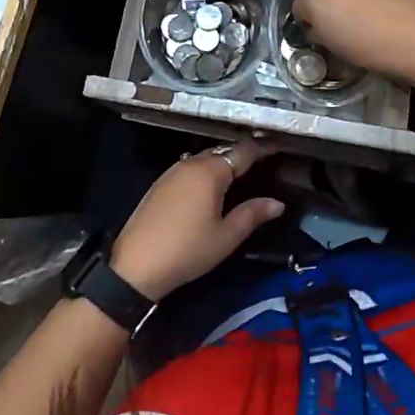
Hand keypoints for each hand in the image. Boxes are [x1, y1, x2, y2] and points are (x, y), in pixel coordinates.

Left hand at [110, 139, 283, 300]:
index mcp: (210, 171)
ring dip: (222, 164)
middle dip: (242, 156)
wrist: (136, 265)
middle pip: (222, 152)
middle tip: (263, 165)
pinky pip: (189, 169)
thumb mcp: (226, 236)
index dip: (263, 149)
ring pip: (203, 159)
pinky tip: (211, 189)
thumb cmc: (188, 250)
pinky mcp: (159, 184)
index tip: (278, 149)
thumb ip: (252, 214)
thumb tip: (277, 203)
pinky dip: (205, 173)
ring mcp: (171, 172)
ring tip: (241, 176)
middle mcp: (190, 164)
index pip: (243, 151)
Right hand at [293, 0, 414, 75]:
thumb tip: (318, 28)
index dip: (306, 20)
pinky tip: (376, 8)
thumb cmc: (365, 47)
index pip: (298, 6)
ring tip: (358, 15)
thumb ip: (319, 32)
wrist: (412, 34)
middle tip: (335, 21)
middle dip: (322, 1)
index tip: (317, 32)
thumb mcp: (333, 47)